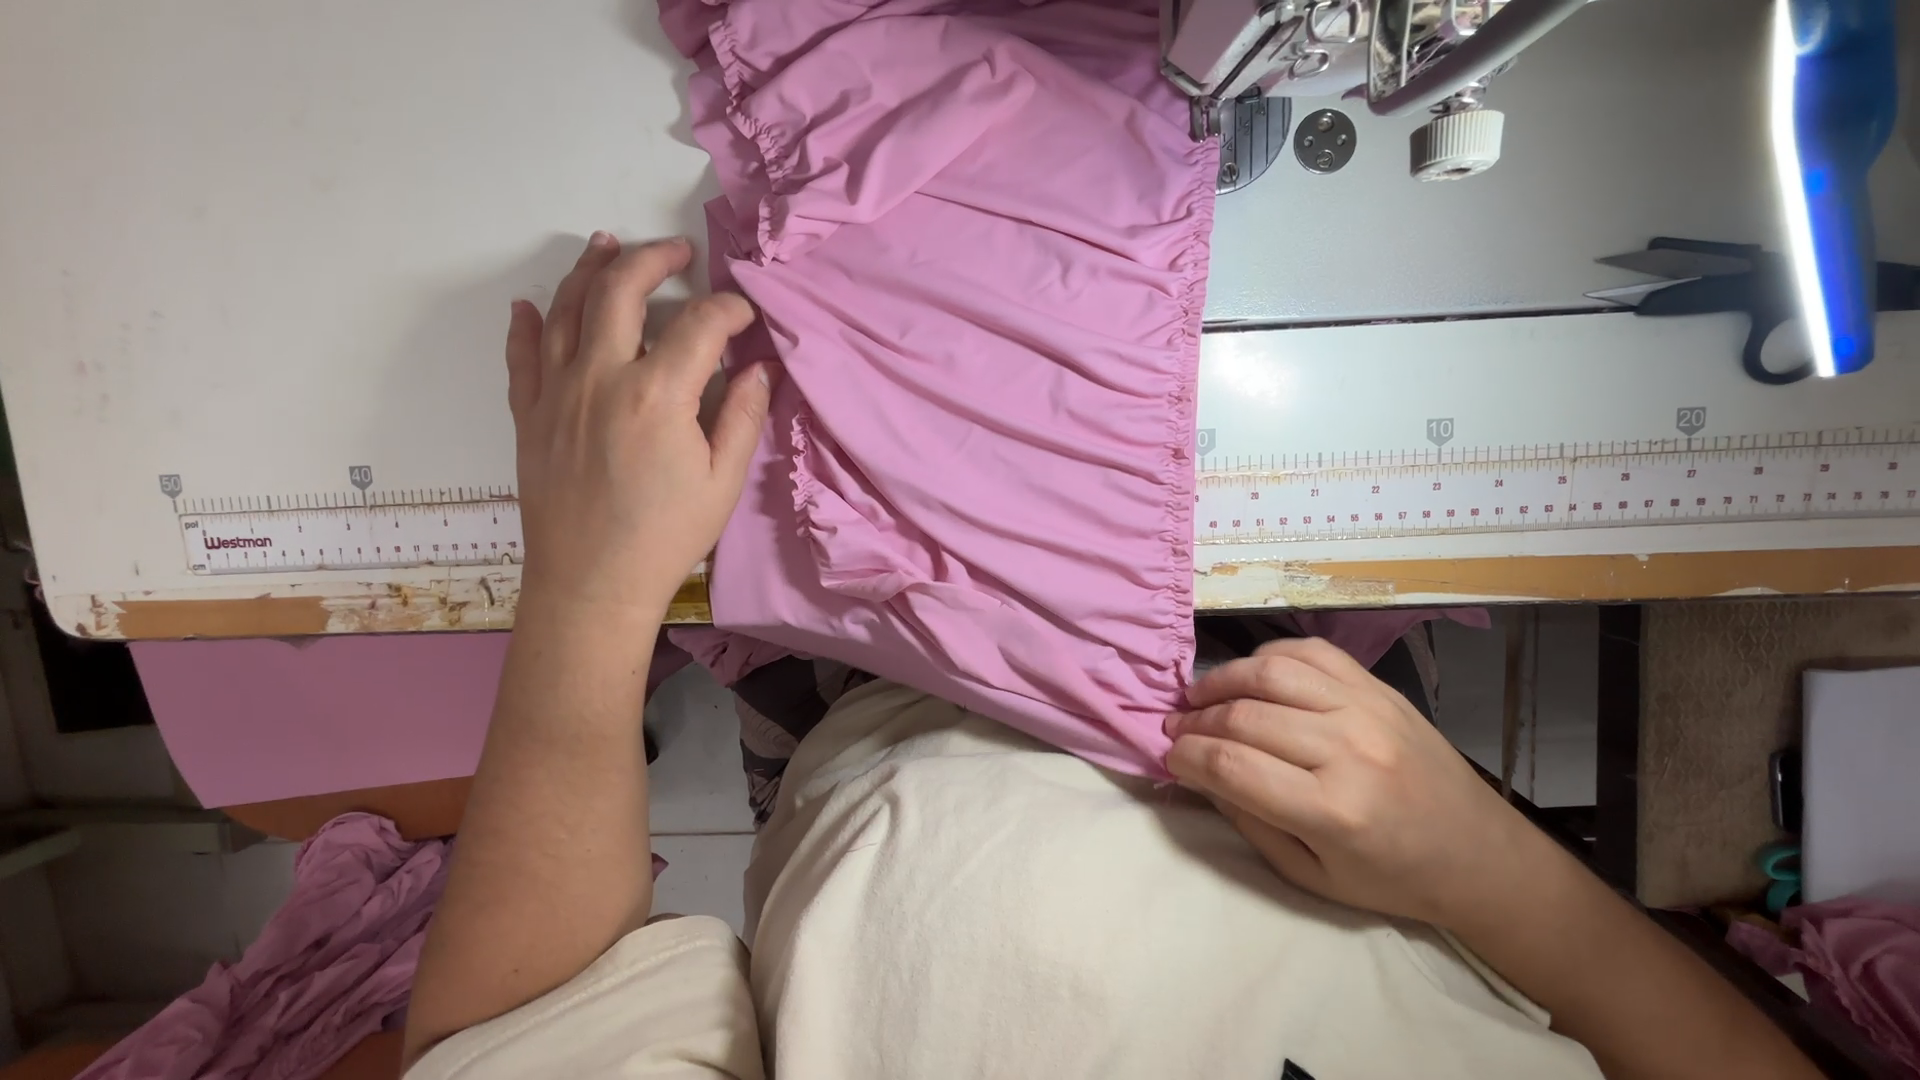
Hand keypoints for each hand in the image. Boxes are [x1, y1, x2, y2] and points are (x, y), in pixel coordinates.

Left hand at [506, 233, 770, 615]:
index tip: (744, 314)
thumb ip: (743, 416)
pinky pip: (521, 353)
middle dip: (653, 258)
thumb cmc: (667, 536)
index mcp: (658, 394)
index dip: (728, 309)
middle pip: (621, 289)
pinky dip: (526, 322)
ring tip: (609, 245)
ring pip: (566, 307)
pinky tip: (531, 304)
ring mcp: (556, 390)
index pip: (699, 324)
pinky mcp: (529, 413)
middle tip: (677, 250)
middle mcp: (601, 376)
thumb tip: (759, 367)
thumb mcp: (724, 481)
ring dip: (590, 269)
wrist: (591, 583)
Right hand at [1165, 637, 1548, 930]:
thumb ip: (1247, 821)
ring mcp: (1367, 710)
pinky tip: (1250, 675)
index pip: (1231, 765)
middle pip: (1243, 716)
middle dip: (1195, 721)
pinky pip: (1310, 652)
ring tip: (1200, 695)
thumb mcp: (1310, 875)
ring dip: (1222, 680)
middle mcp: (1349, 750)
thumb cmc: (1391, 877)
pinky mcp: (1379, 688)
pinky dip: (1268, 657)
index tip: (1169, 755)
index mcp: (1332, 811)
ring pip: (1271, 672)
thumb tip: (1197, 772)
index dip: (1186, 756)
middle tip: (1175, 728)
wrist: (1481, 854)